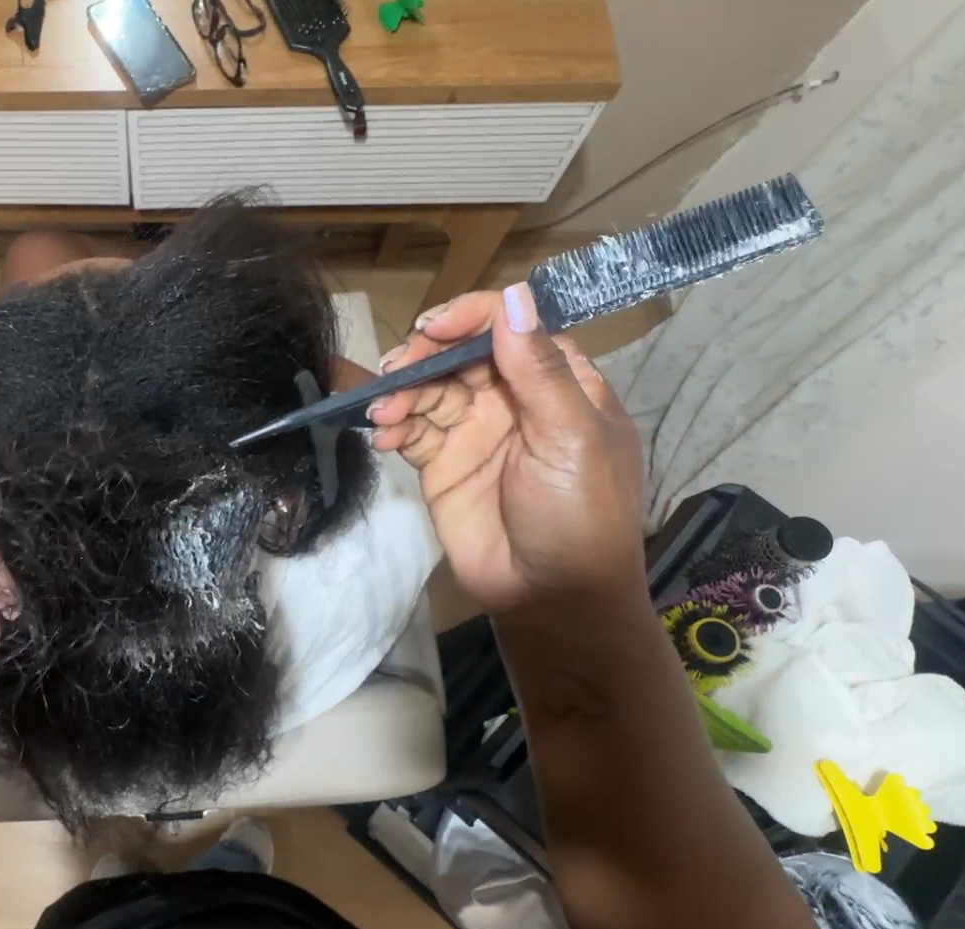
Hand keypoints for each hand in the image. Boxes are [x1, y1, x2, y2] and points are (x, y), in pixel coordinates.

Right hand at [368, 285, 645, 614]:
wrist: (549, 594)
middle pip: (459, 355)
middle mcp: (511, 398)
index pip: (510, 328)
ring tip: (384, 414)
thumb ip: (539, 370)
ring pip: (428, 391)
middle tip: (394, 372)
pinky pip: (411, 431)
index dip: (471, 318)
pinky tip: (385, 436)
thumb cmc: (580, 512)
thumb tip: (515, 298)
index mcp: (556, 382)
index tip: (433, 330)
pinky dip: (393, 428)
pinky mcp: (440, 464)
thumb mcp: (571, 437)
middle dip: (423, 356)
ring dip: (401, 394)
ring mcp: (472, 431)